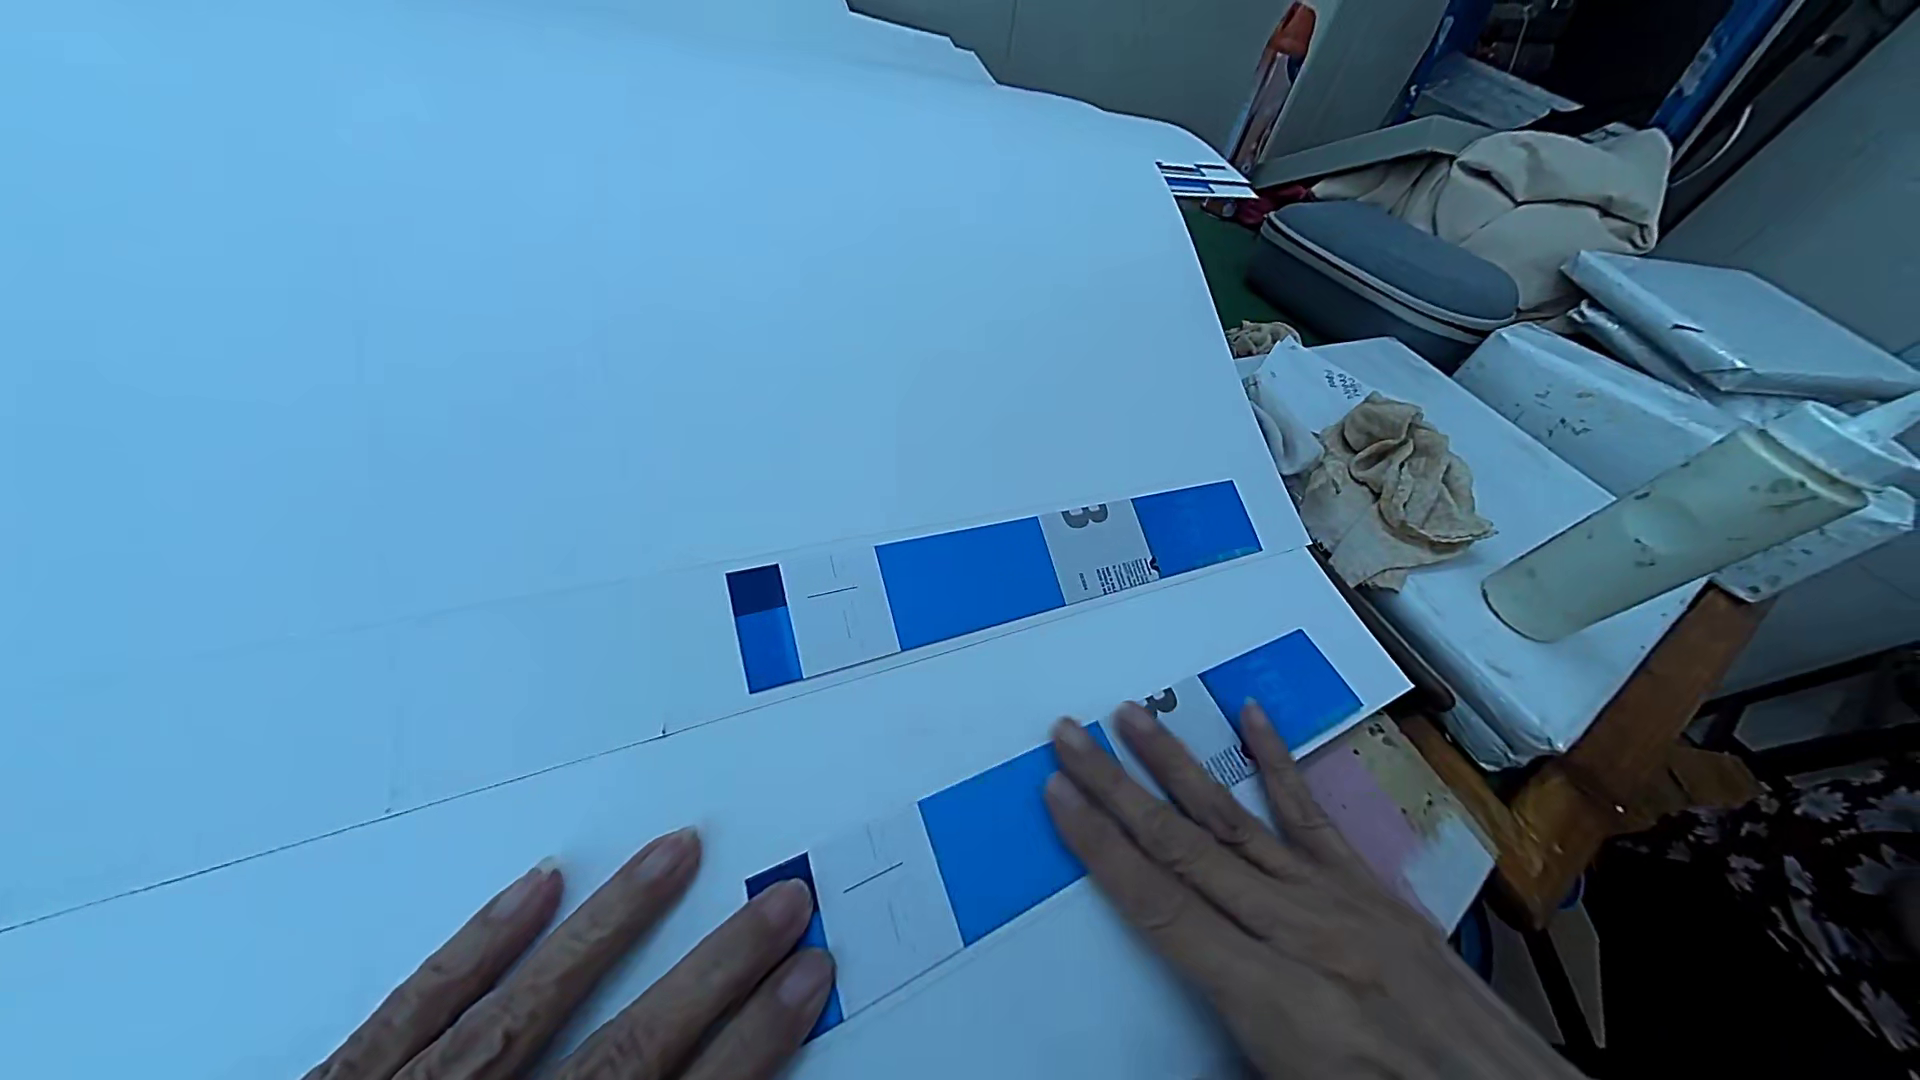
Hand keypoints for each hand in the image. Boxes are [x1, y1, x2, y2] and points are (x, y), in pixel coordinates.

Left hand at [306, 828, 833, 1079]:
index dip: (755, 1046)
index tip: (812, 976)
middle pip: (625, 1052)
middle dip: (717, 972)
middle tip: (783, 903)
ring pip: (526, 1006)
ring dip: (614, 924)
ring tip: (678, 849)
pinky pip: (410, 1012)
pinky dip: (479, 945)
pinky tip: (540, 882)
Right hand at [1045, 701, 1577, 1079]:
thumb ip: (1217, 1048)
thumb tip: (1151, 1018)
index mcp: (1275, 1003)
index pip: (1159, 904)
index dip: (1099, 846)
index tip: (1057, 794)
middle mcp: (1300, 936)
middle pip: (1182, 846)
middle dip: (1114, 787)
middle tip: (1070, 736)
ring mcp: (1340, 904)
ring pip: (1233, 819)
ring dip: (1173, 763)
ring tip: (1131, 716)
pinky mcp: (1373, 891)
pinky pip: (1312, 817)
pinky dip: (1276, 763)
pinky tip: (1250, 714)